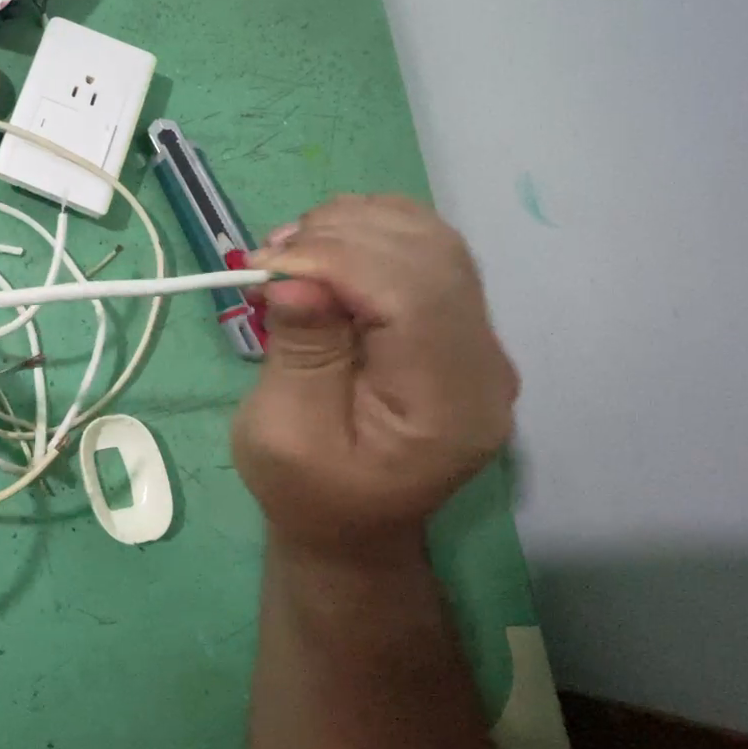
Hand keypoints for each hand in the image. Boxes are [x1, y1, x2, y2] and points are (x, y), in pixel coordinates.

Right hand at [233, 195, 517, 558]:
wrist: (350, 523)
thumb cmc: (307, 489)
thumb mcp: (281, 433)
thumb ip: (300, 355)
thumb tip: (296, 280)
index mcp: (447, 404)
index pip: (414, 294)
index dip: (338, 260)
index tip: (264, 265)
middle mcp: (483, 362)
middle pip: (429, 255)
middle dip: (339, 236)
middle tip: (265, 258)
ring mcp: (477, 339)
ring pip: (431, 239)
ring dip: (351, 226)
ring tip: (287, 252)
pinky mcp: (454, 324)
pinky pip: (423, 250)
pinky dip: (366, 231)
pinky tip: (319, 251)